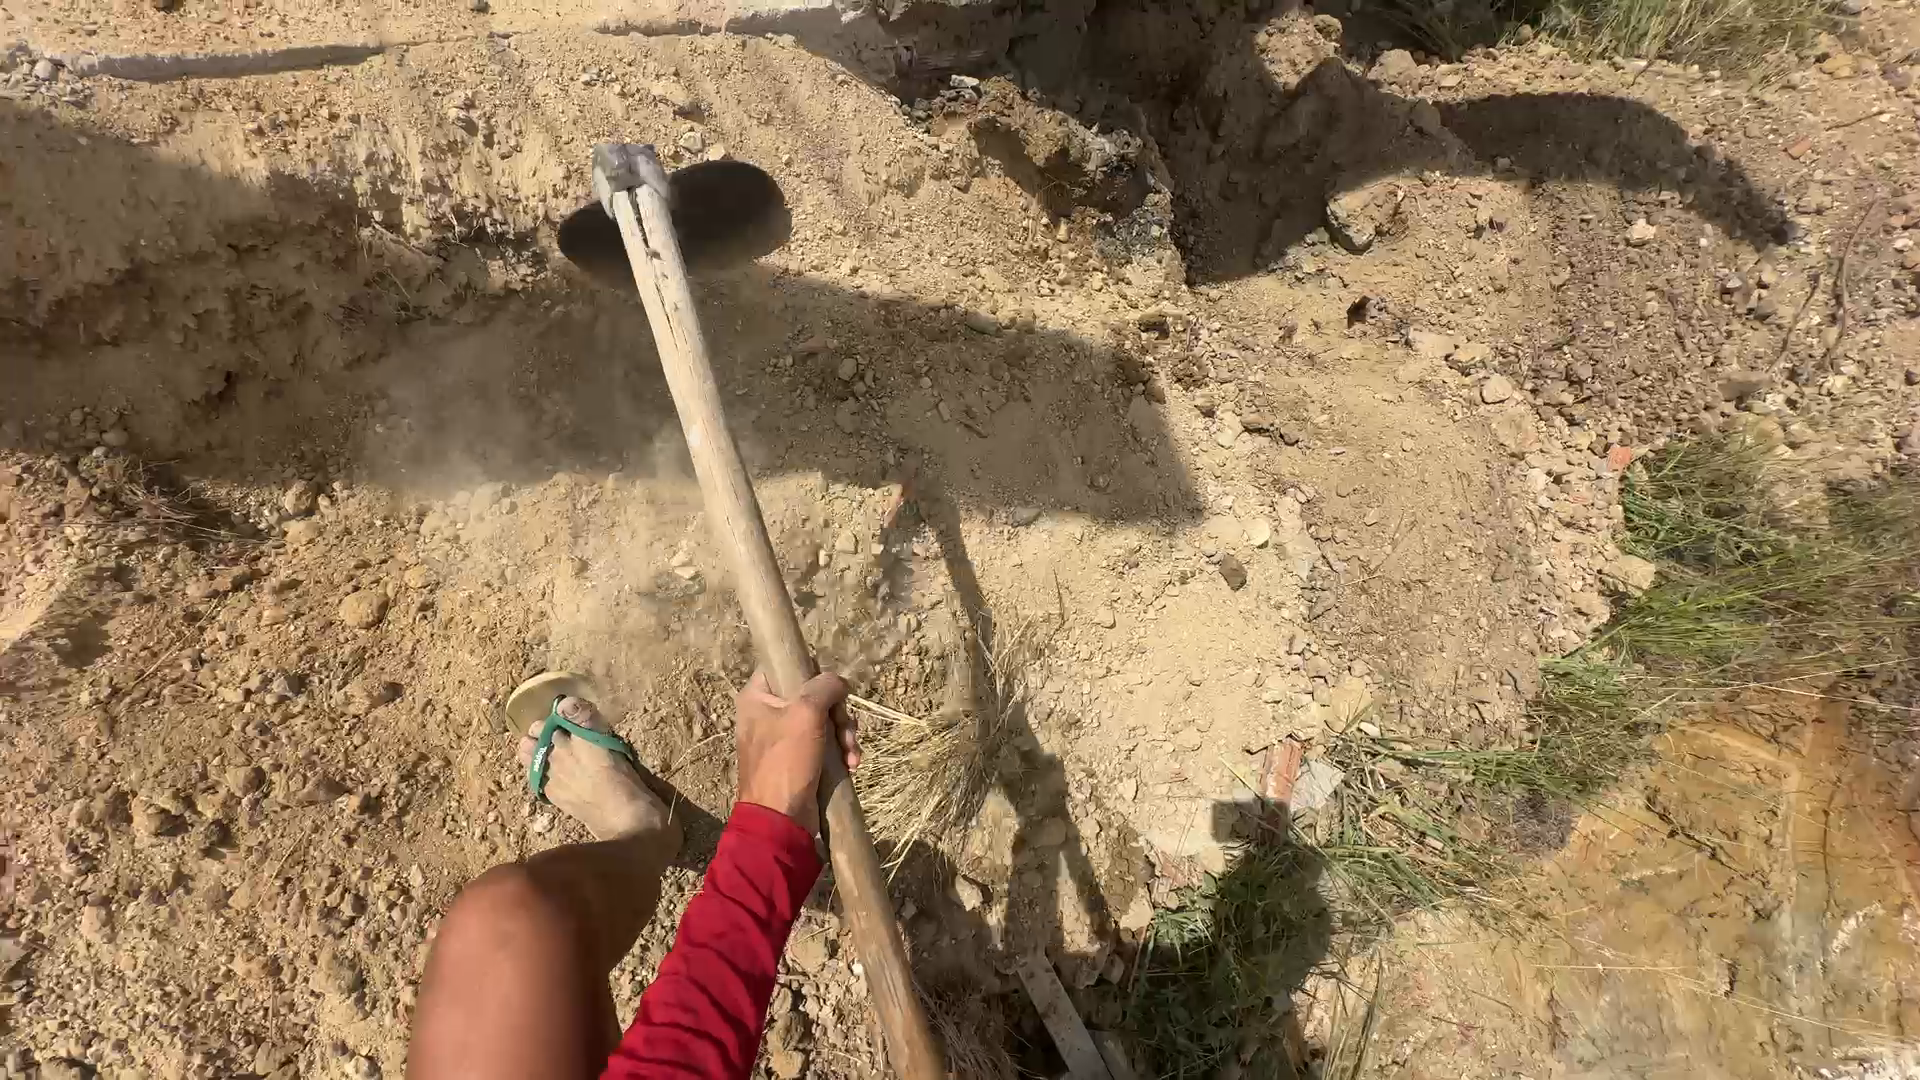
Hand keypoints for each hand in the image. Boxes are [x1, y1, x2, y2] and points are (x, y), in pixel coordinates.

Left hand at [734, 670, 858, 834]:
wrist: (781, 819)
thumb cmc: (785, 761)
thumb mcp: (806, 713)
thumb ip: (825, 686)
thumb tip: (840, 682)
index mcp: (757, 696)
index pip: (786, 664)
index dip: (811, 671)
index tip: (829, 687)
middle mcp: (768, 712)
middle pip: (813, 693)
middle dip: (837, 712)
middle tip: (843, 728)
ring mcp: (785, 735)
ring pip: (825, 717)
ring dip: (843, 733)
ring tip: (850, 752)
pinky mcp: (800, 756)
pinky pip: (826, 740)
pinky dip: (840, 749)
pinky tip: (851, 763)